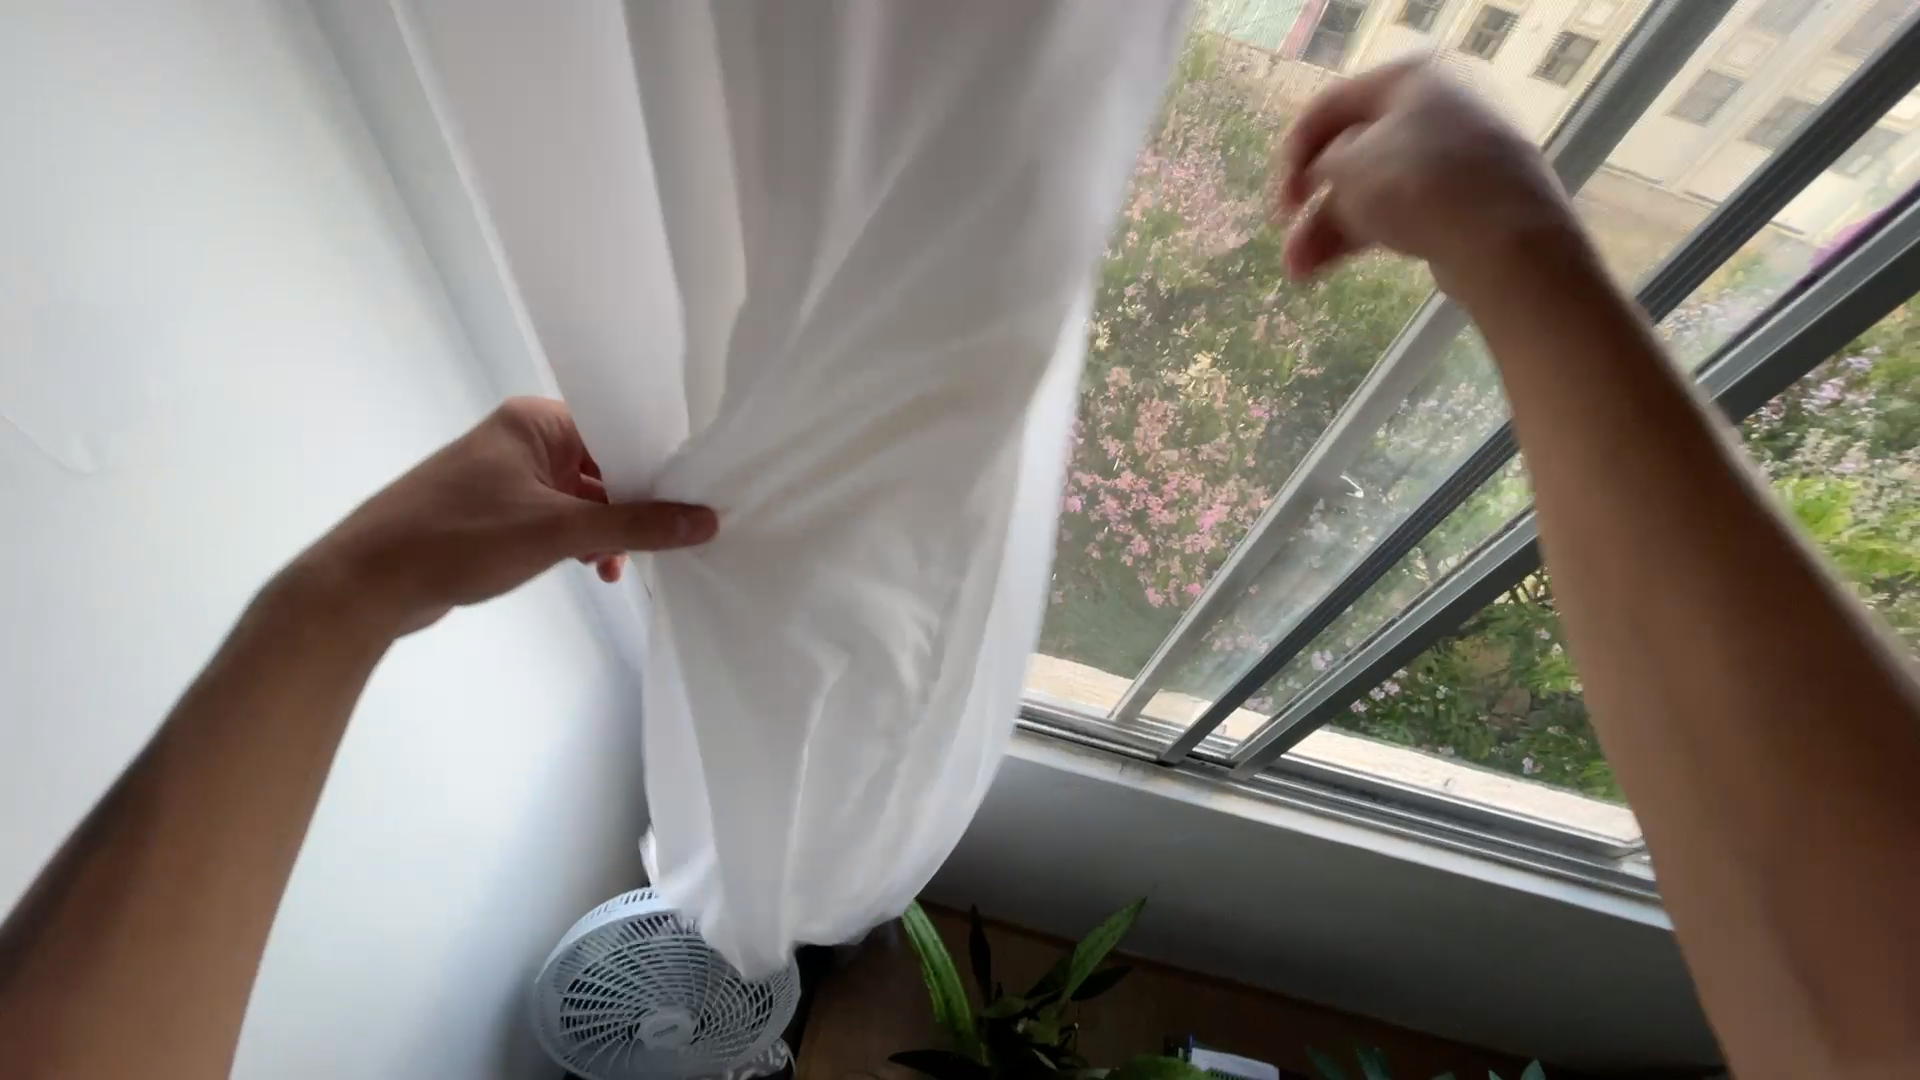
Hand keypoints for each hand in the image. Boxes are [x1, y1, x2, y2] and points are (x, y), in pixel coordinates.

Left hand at [288, 397, 716, 635]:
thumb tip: (708, 521)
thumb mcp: (559, 531)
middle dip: (634, 507)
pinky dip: (582, 540)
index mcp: (537, 423)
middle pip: (607, 467)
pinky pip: (562, 517)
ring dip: (609, 530)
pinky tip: (596, 568)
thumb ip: (637, 525)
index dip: (658, 466)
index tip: (692, 499)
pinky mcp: (502, 510)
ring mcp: (512, 476)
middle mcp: (526, 440)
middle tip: (662, 540)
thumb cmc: (461, 539)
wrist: (363, 585)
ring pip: (586, 497)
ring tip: (618, 564)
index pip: (619, 433)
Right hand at [1272, 59, 1586, 298]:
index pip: (1330, 105)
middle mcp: (1432, 106)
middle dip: (1309, 205)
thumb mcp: (1349, 165)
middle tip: (1283, 236)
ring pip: (1367, 190)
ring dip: (1322, 231)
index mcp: (1409, 77)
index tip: (1280, 198)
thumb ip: (1322, 162)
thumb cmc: (1417, 184)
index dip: (1293, 151)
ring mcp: (1447, 154)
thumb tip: (1324, 168)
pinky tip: (1323, 269)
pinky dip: (1356, 237)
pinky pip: (1393, 210)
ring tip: (1298, 272)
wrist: (1500, 237)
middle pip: (1348, 154)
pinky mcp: (1456, 198)